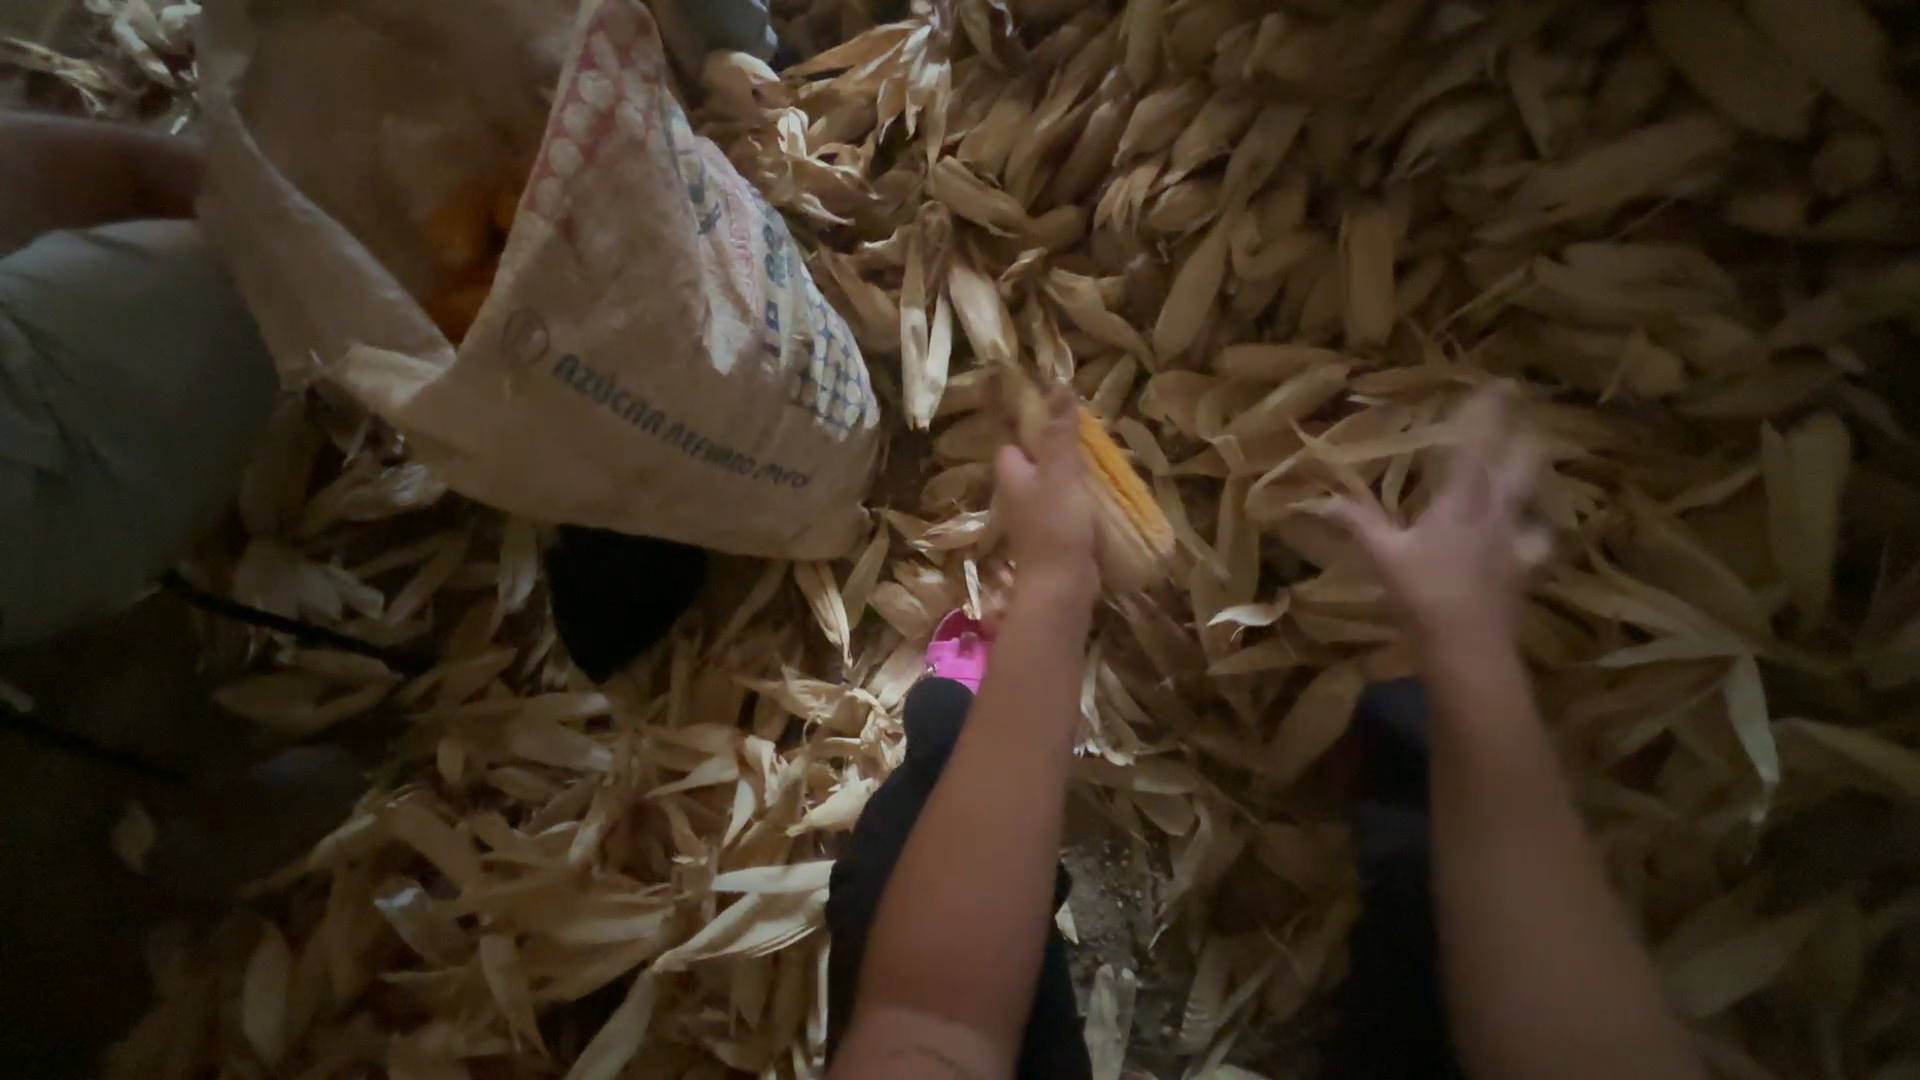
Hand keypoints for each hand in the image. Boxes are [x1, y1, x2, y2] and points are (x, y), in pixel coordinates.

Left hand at [993, 390, 1097, 603]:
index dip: (1034, 426)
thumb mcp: (1060, 471)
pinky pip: (1068, 507)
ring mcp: (1036, 517)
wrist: (1061, 585)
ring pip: (1055, 485)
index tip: (1063, 416)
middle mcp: (1018, 494)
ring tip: (1105, 461)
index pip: (1014, 441)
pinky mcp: (1055, 535)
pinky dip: (1084, 500)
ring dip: (1077, 475)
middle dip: (1062, 449)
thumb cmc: (1056, 524)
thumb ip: (1060, 432)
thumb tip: (1059, 388)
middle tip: (1093, 438)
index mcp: (1011, 475)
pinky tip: (1106, 495)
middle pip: (1037, 462)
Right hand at [1313, 384, 1548, 654]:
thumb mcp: (1381, 556)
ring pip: (1533, 495)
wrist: (1468, 647)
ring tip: (1528, 460)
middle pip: (1520, 464)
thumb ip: (1355, 521)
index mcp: (1459, 504)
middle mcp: (1495, 514)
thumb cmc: (1421, 595)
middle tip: (1521, 416)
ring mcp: (1515, 541)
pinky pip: (1537, 539)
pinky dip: (1533, 530)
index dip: (1486, 414)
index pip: (1475, 448)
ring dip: (1531, 473)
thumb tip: (1313, 498)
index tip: (1499, 384)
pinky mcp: (1524, 567)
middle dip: (1521, 435)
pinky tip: (1527, 533)